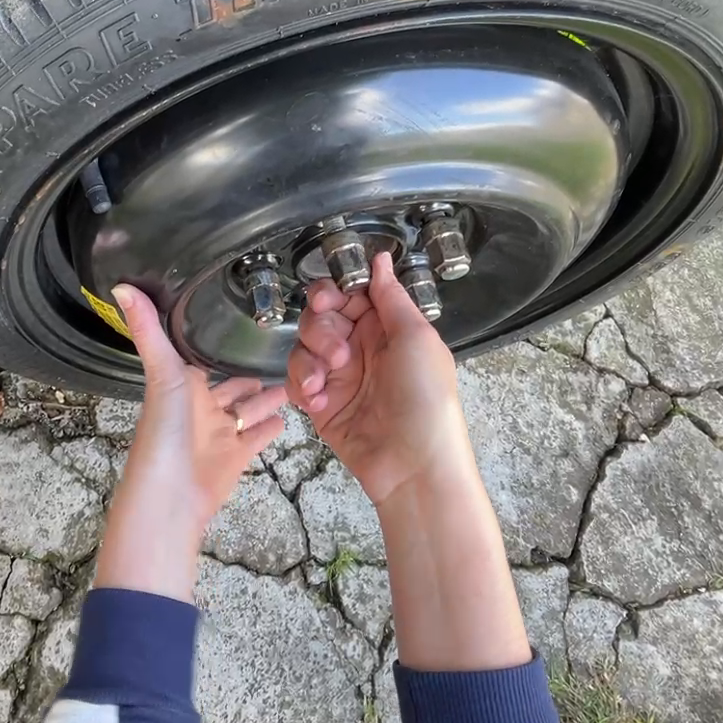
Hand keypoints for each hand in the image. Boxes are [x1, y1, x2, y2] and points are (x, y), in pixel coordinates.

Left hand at [93, 284, 288, 600]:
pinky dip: (270, 427)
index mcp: (182, 386)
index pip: (203, 360)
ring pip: (249, 409)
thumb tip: (121, 284)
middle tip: (276, 355)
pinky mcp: (237, 457)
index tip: (238, 325)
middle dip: (249, 374)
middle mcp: (201, 407)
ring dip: (267, 397)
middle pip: (231, 386)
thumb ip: (148, 331)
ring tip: (292, 382)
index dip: (219, 345)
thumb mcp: (161, 373)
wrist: (170, 497)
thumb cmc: (163, 431)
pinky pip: (257, 437)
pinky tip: (287, 416)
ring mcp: (220, 433)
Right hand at [286, 252, 472, 505]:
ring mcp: (338, 375)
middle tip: (338, 353)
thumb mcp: (416, 338)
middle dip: (321, 329)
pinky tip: (318, 402)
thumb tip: (380, 258)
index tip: (327, 301)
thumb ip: (391, 296)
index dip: (332, 293)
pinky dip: (302, 386)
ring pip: (303, 346)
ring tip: (325, 382)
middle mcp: (359, 347)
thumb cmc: (426, 398)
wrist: (413, 465)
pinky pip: (296, 380)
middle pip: (319, 316)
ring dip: (309, 360)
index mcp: (385, 327)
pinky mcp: (321, 403)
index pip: (348, 294)